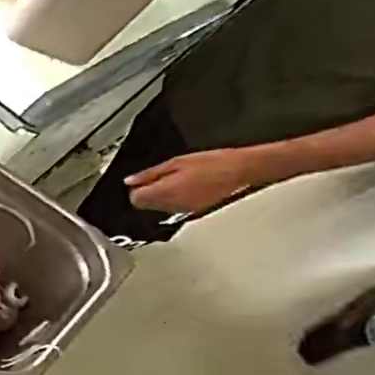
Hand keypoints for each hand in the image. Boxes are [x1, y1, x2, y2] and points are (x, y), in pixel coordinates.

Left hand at [124, 146, 271, 214]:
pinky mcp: (193, 212)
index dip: (137, 188)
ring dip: (160, 197)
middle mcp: (170, 205)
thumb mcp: (177, 162)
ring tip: (178, 180)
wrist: (243, 170)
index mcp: (163, 192)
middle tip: (160, 178)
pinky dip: (174, 200)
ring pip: (158, 208)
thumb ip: (150, 173)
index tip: (144, 180)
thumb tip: (130, 180)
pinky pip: (174, 208)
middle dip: (146, 193)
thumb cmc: (214, 163)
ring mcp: (182, 210)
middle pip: (144, 205)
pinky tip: (188, 187)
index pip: (135, 198)